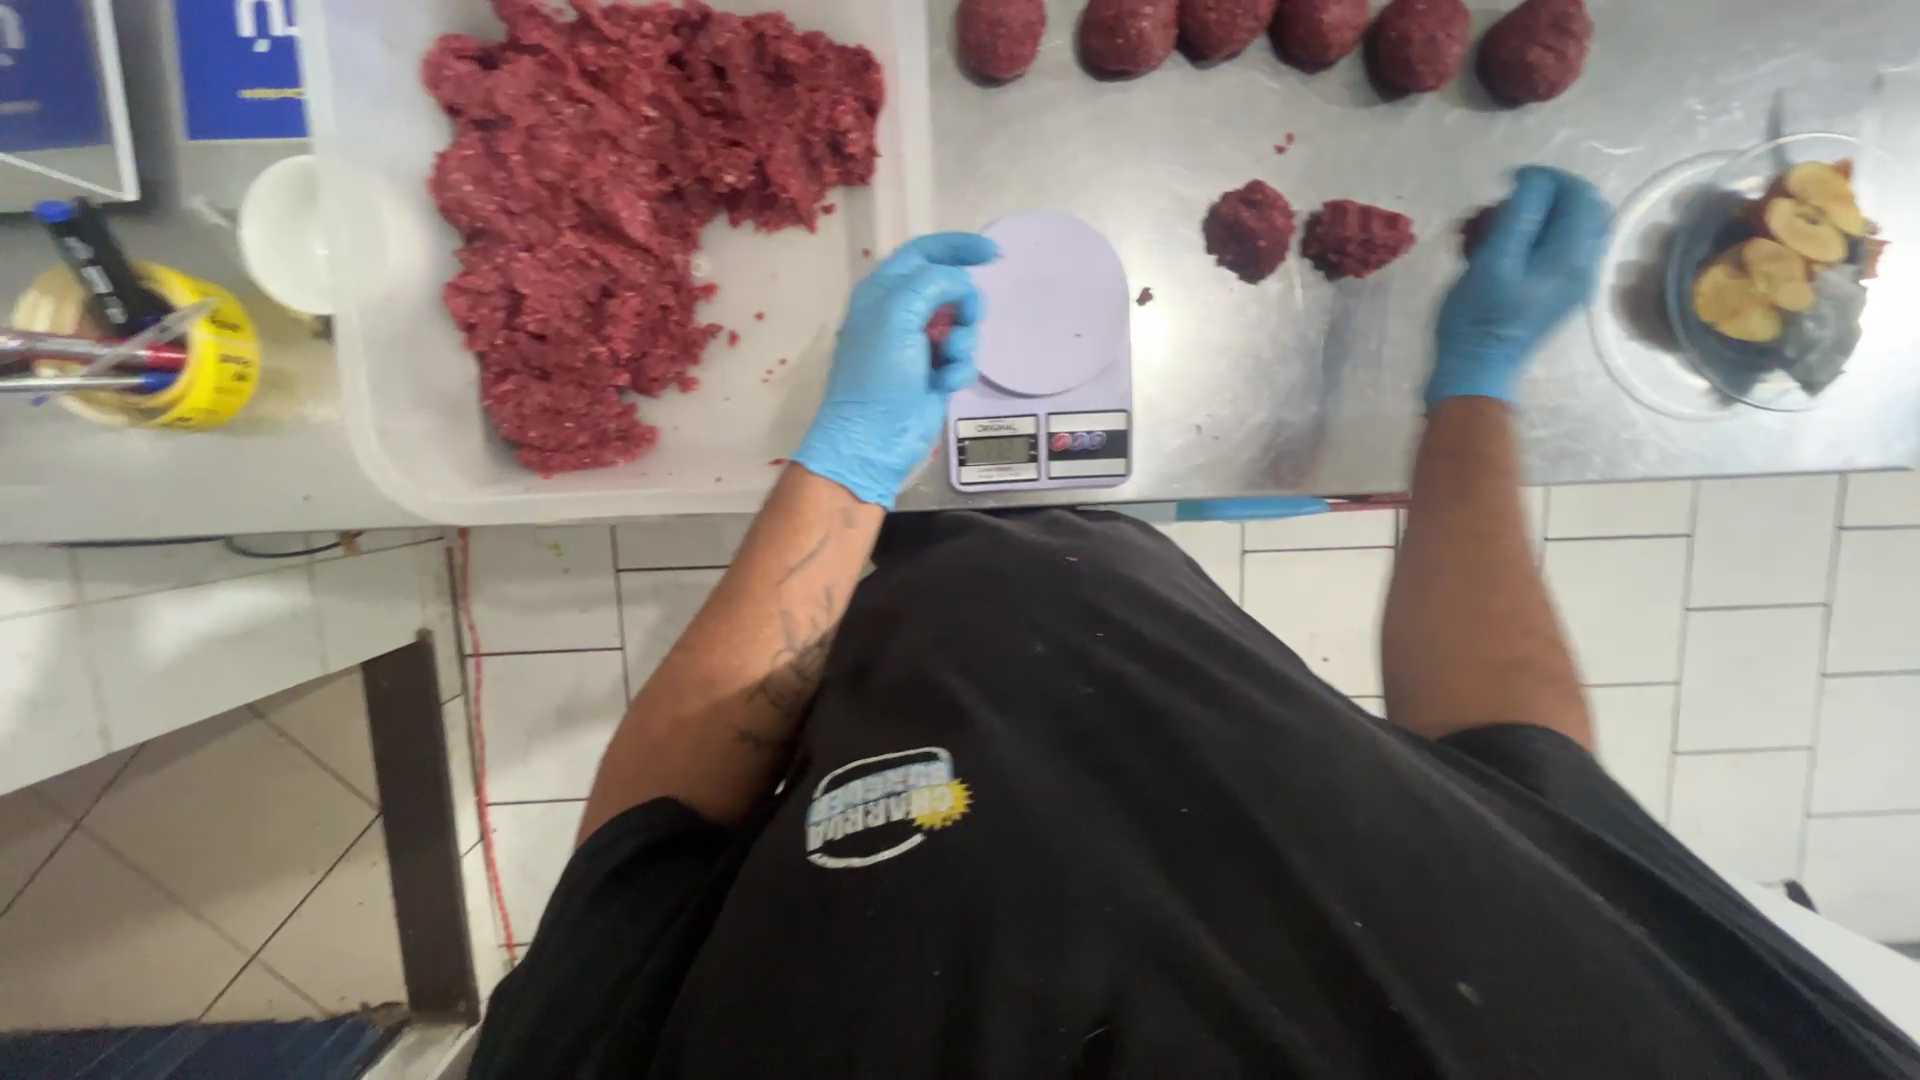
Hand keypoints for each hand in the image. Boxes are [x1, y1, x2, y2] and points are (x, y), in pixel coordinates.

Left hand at [792, 232, 997, 508]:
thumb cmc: (878, 375)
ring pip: (963, 325)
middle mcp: (901, 313)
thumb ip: (934, 283)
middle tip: (969, 319)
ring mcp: (920, 345)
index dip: (957, 248)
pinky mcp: (935, 373)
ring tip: (948, 361)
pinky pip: (963, 358)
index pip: (923, 253)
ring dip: (964, 342)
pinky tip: (945, 384)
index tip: (992, 255)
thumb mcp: (898, 314)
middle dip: (965, 304)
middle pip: (950, 288)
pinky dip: (960, 368)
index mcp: (883, 291)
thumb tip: (962, 285)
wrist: (874, 438)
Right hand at [1427, 166, 1612, 405]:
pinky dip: (1540, 239)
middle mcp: (1584, 264)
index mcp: (1570, 254)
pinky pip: (1562, 251)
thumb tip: (1534, 181)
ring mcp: (1575, 282)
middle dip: (1546, 196)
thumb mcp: (1490, 264)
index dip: (1545, 179)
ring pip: (1574, 229)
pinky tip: (1509, 251)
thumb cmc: (1474, 320)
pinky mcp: (1560, 295)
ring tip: (1503, 226)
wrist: (1476, 371)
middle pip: (1583, 208)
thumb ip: (1518, 218)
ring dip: (1542, 217)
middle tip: (1505, 204)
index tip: (1507, 182)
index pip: (1577, 193)